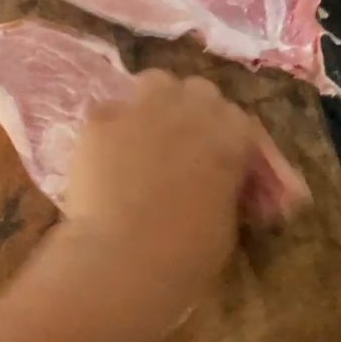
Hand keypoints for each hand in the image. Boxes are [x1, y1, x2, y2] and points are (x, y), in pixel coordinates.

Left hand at [59, 71, 262, 305]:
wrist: (121, 259)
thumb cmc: (186, 254)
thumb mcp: (227, 222)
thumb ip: (227, 185)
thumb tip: (221, 182)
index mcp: (229, 136)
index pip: (240, 122)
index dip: (231, 142)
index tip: (226, 163)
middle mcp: (188, 110)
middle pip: (200, 91)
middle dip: (197, 112)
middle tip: (188, 144)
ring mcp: (141, 109)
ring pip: (156, 82)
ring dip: (158, 102)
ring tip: (150, 132)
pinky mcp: (100, 119)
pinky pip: (109, 110)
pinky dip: (112, 126)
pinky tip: (108, 151)